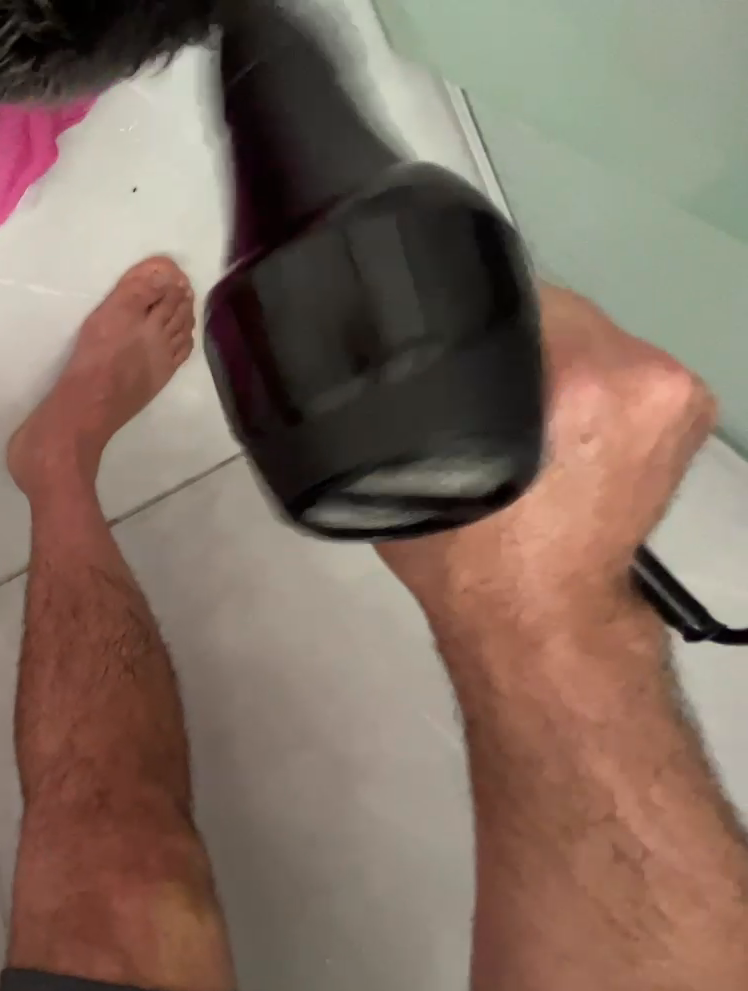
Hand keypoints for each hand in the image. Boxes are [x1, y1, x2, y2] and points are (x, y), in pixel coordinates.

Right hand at [379, 286, 715, 632]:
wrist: (537, 609)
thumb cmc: (462, 552)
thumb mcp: (404, 473)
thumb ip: (411, 407)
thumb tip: (387, 366)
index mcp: (576, 385)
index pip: (517, 297)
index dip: (460, 306)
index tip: (422, 327)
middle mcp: (641, 376)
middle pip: (558, 310)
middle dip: (501, 333)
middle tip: (448, 369)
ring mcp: (676, 392)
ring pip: (589, 334)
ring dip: (538, 354)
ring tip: (489, 395)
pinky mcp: (687, 409)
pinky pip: (617, 364)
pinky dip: (575, 375)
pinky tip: (535, 411)